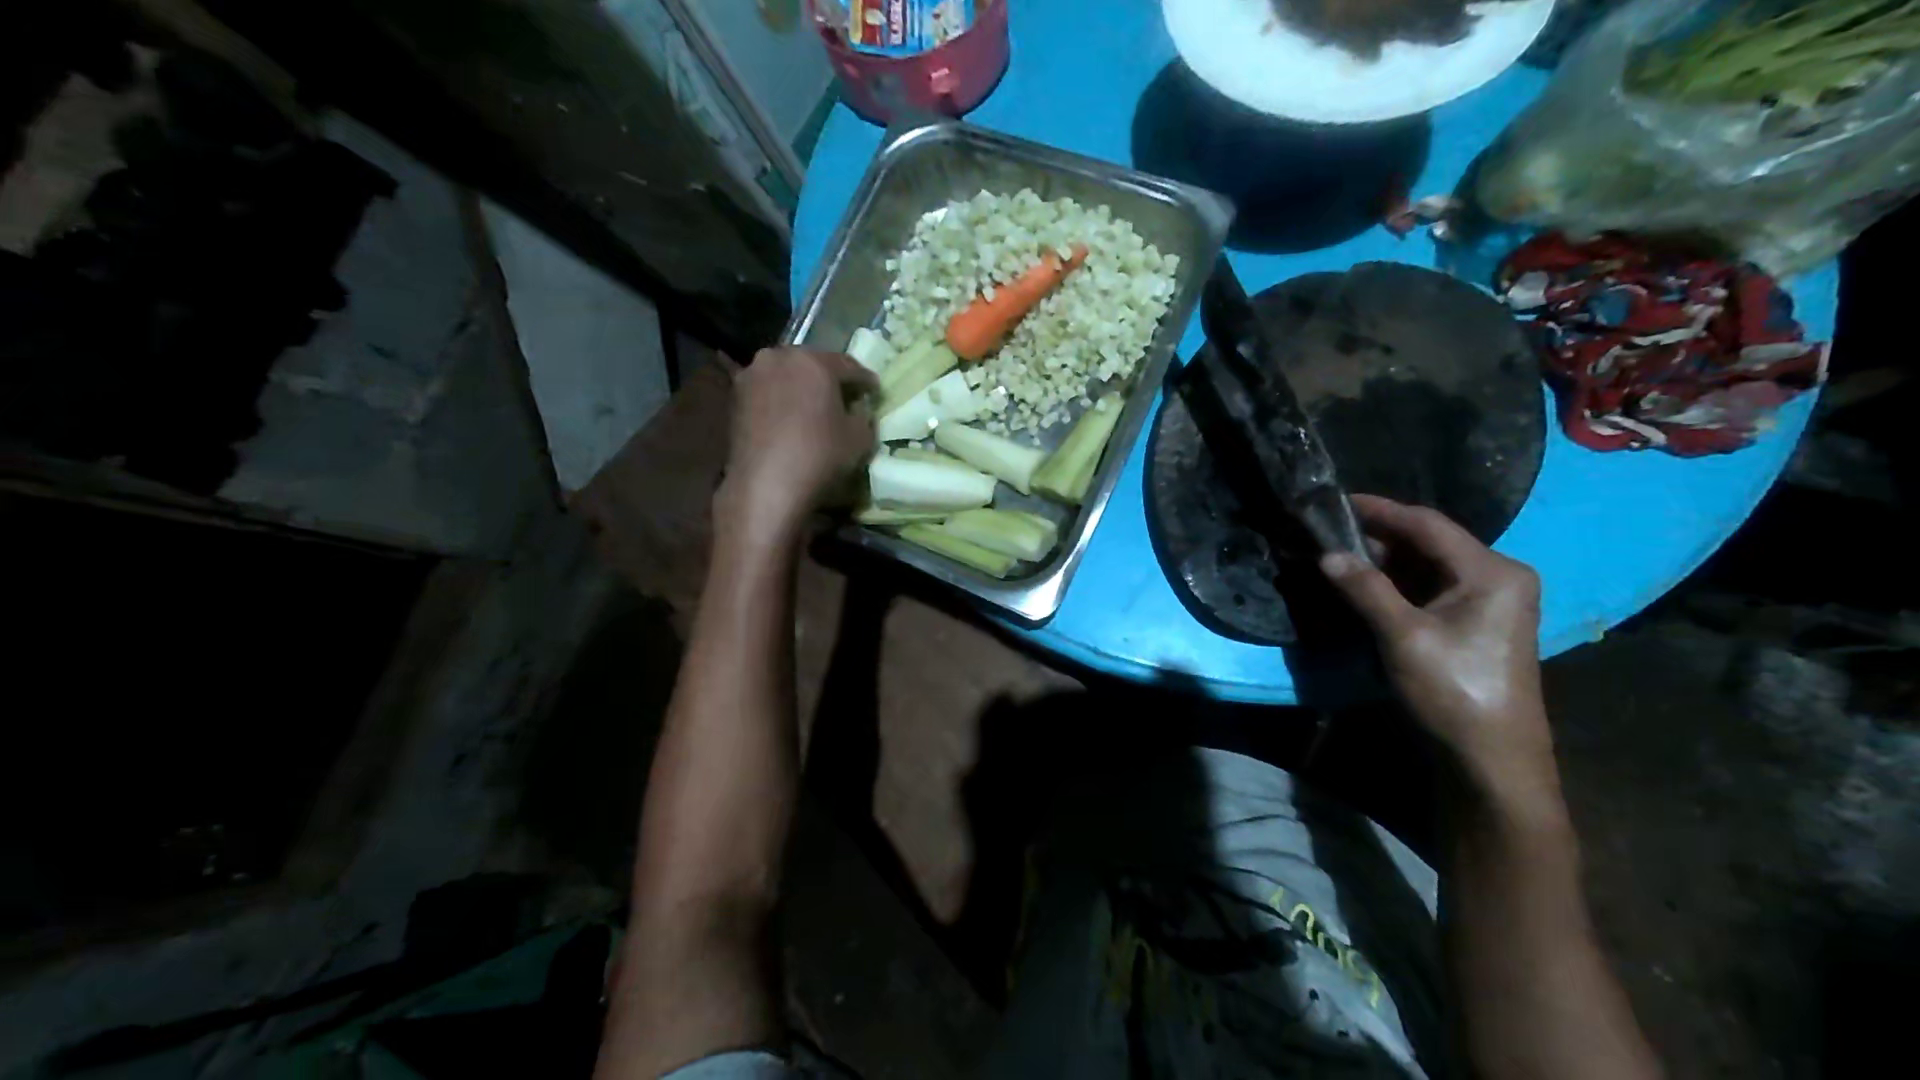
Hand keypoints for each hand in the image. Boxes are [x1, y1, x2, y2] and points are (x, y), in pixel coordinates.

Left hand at [716, 347, 875, 545]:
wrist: (766, 484)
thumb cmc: (819, 456)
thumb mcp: (860, 438)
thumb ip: (863, 414)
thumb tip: (856, 406)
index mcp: (815, 361)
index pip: (849, 366)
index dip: (865, 380)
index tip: (874, 390)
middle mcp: (780, 357)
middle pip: (813, 364)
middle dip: (830, 378)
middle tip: (844, 395)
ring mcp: (753, 374)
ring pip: (786, 375)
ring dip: (801, 386)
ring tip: (814, 406)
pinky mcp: (735, 396)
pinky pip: (767, 391)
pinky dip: (780, 399)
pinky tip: (788, 415)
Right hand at [1319, 495, 1554, 796]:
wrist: (1491, 756)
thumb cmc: (1453, 690)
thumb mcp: (1403, 636)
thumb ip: (1365, 589)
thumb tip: (1326, 554)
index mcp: (1492, 572)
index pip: (1427, 524)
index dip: (1379, 510)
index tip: (1334, 502)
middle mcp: (1497, 576)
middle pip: (1429, 541)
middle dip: (1377, 536)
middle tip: (1327, 531)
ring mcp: (1489, 600)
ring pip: (1427, 564)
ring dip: (1384, 559)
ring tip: (1336, 554)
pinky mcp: (1475, 621)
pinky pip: (1431, 586)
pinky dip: (1397, 582)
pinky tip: (1364, 583)